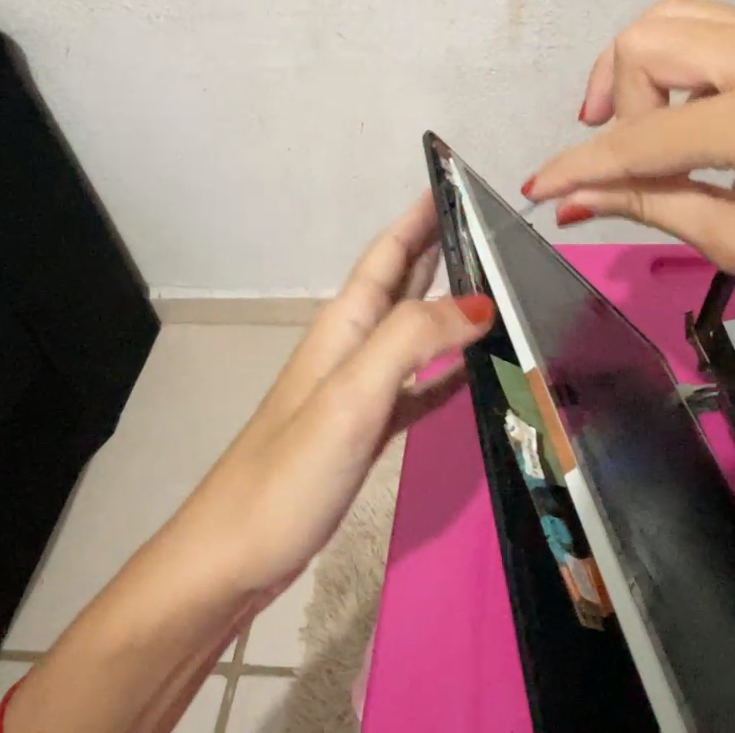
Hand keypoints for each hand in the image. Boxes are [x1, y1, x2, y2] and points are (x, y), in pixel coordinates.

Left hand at [168, 193, 494, 594]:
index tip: (457, 178)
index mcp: (345, 324)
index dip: (420, 214)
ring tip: (499, 291)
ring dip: (450, 307)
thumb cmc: (288, 472)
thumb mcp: (351, 396)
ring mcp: (358, 390)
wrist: (235, 555)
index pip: (389, 251)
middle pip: (403, 282)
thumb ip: (412, 341)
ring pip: (413, 331)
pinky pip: (419, 387)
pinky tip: (477, 375)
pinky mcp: (367, 430)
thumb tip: (479, 302)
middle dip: (443, 249)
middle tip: (495, 228)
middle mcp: (352, 346)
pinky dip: (448, 374)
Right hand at [524, 0, 734, 341]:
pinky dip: (679, 63)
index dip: (583, 164)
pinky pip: (719, 30)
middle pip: (651, 37)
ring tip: (631, 126)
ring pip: (682, 17)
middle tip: (606, 150)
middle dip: (611, 95)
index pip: (646, 133)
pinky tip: (679, 112)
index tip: (539, 188)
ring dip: (639, 68)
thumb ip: (650, 204)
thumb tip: (570, 201)